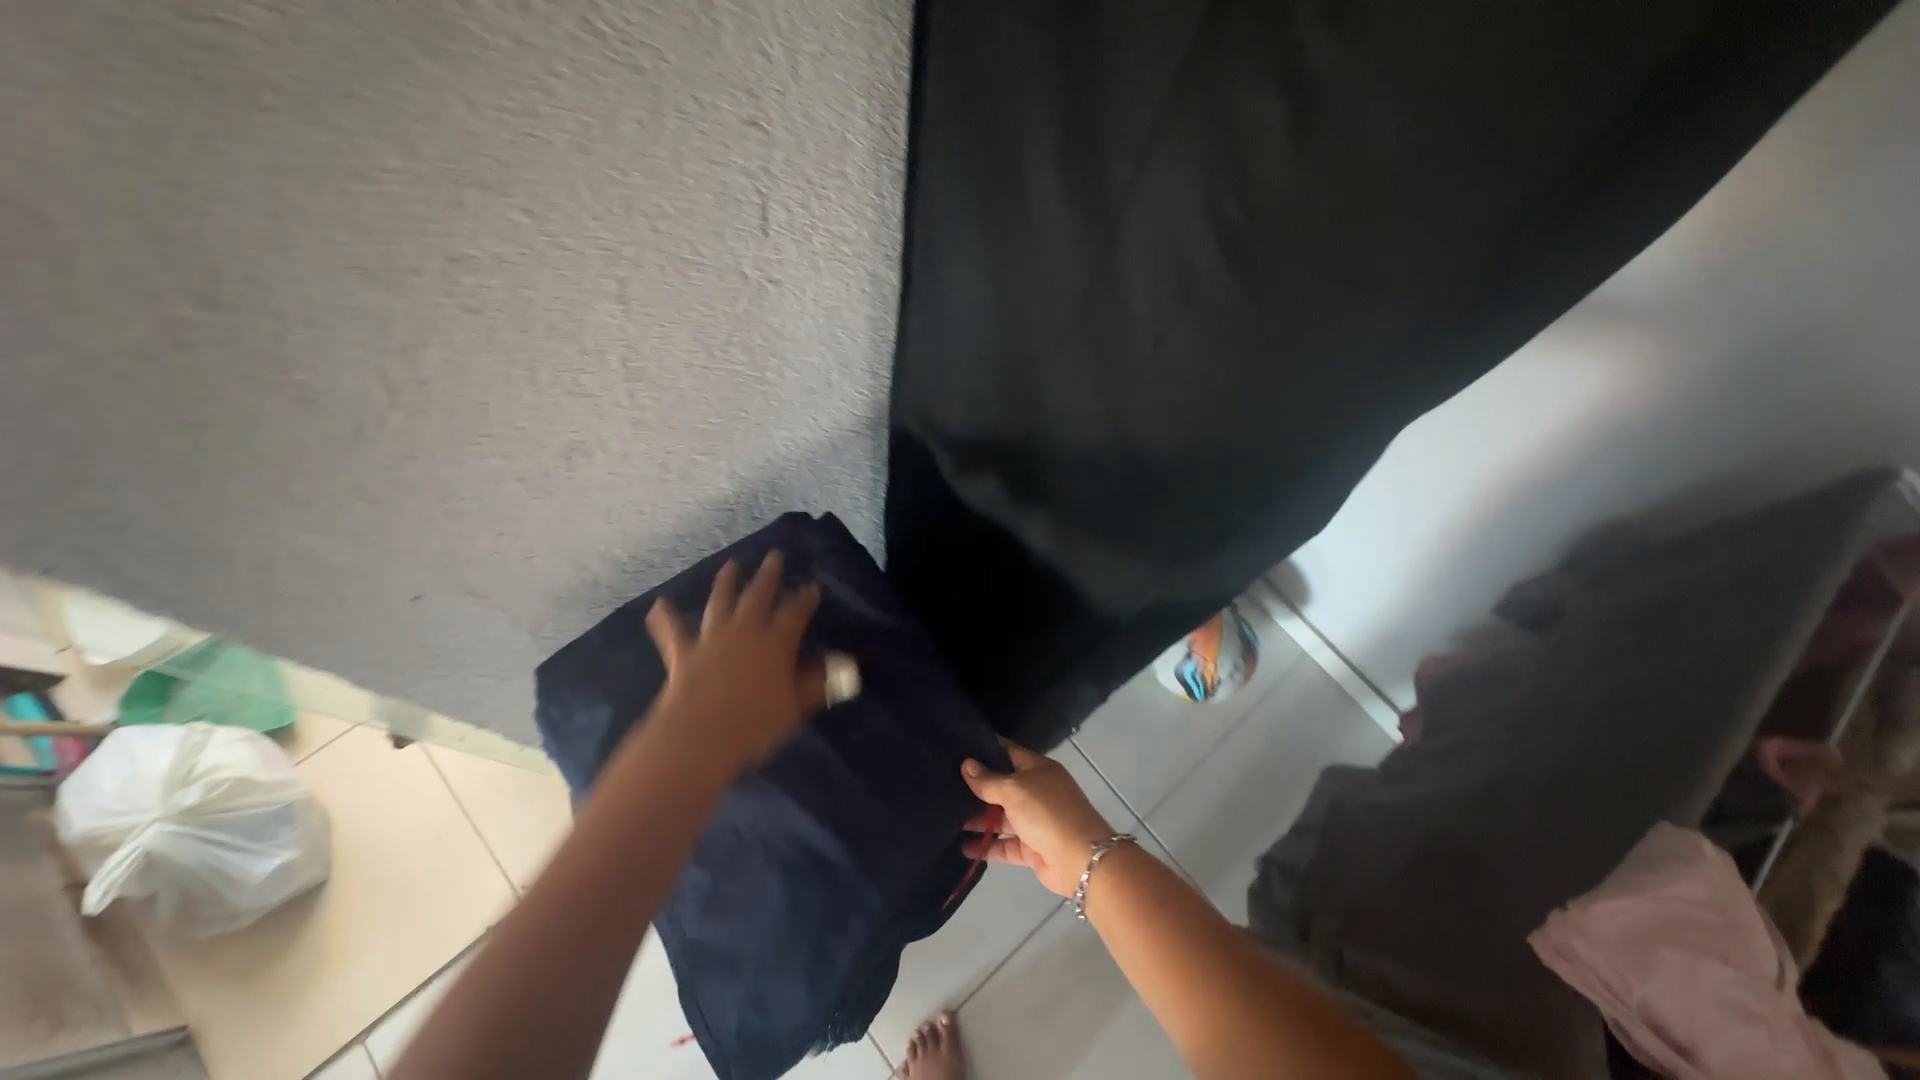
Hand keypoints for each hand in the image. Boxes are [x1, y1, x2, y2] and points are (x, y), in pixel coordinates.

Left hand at [644, 551, 824, 770]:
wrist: (699, 735)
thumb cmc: (755, 723)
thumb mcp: (796, 705)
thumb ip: (817, 682)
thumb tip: (842, 665)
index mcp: (776, 641)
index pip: (796, 612)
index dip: (806, 598)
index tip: (814, 586)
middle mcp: (744, 630)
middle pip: (758, 595)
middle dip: (768, 575)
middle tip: (774, 556)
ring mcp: (711, 638)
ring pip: (720, 602)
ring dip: (726, 583)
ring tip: (732, 565)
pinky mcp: (683, 652)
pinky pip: (672, 631)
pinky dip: (665, 618)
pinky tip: (660, 606)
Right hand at [960, 744, 1116, 896]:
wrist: (1079, 859)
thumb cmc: (1047, 813)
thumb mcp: (1015, 790)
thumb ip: (989, 780)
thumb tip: (967, 765)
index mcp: (1039, 769)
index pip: (1008, 753)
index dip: (984, 752)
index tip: (956, 751)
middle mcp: (1037, 792)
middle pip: (1002, 787)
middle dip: (976, 788)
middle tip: (943, 785)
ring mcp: (1035, 821)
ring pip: (1001, 818)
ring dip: (978, 819)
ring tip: (946, 818)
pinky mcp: (1031, 848)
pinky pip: (1004, 845)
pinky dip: (986, 846)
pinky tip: (962, 847)